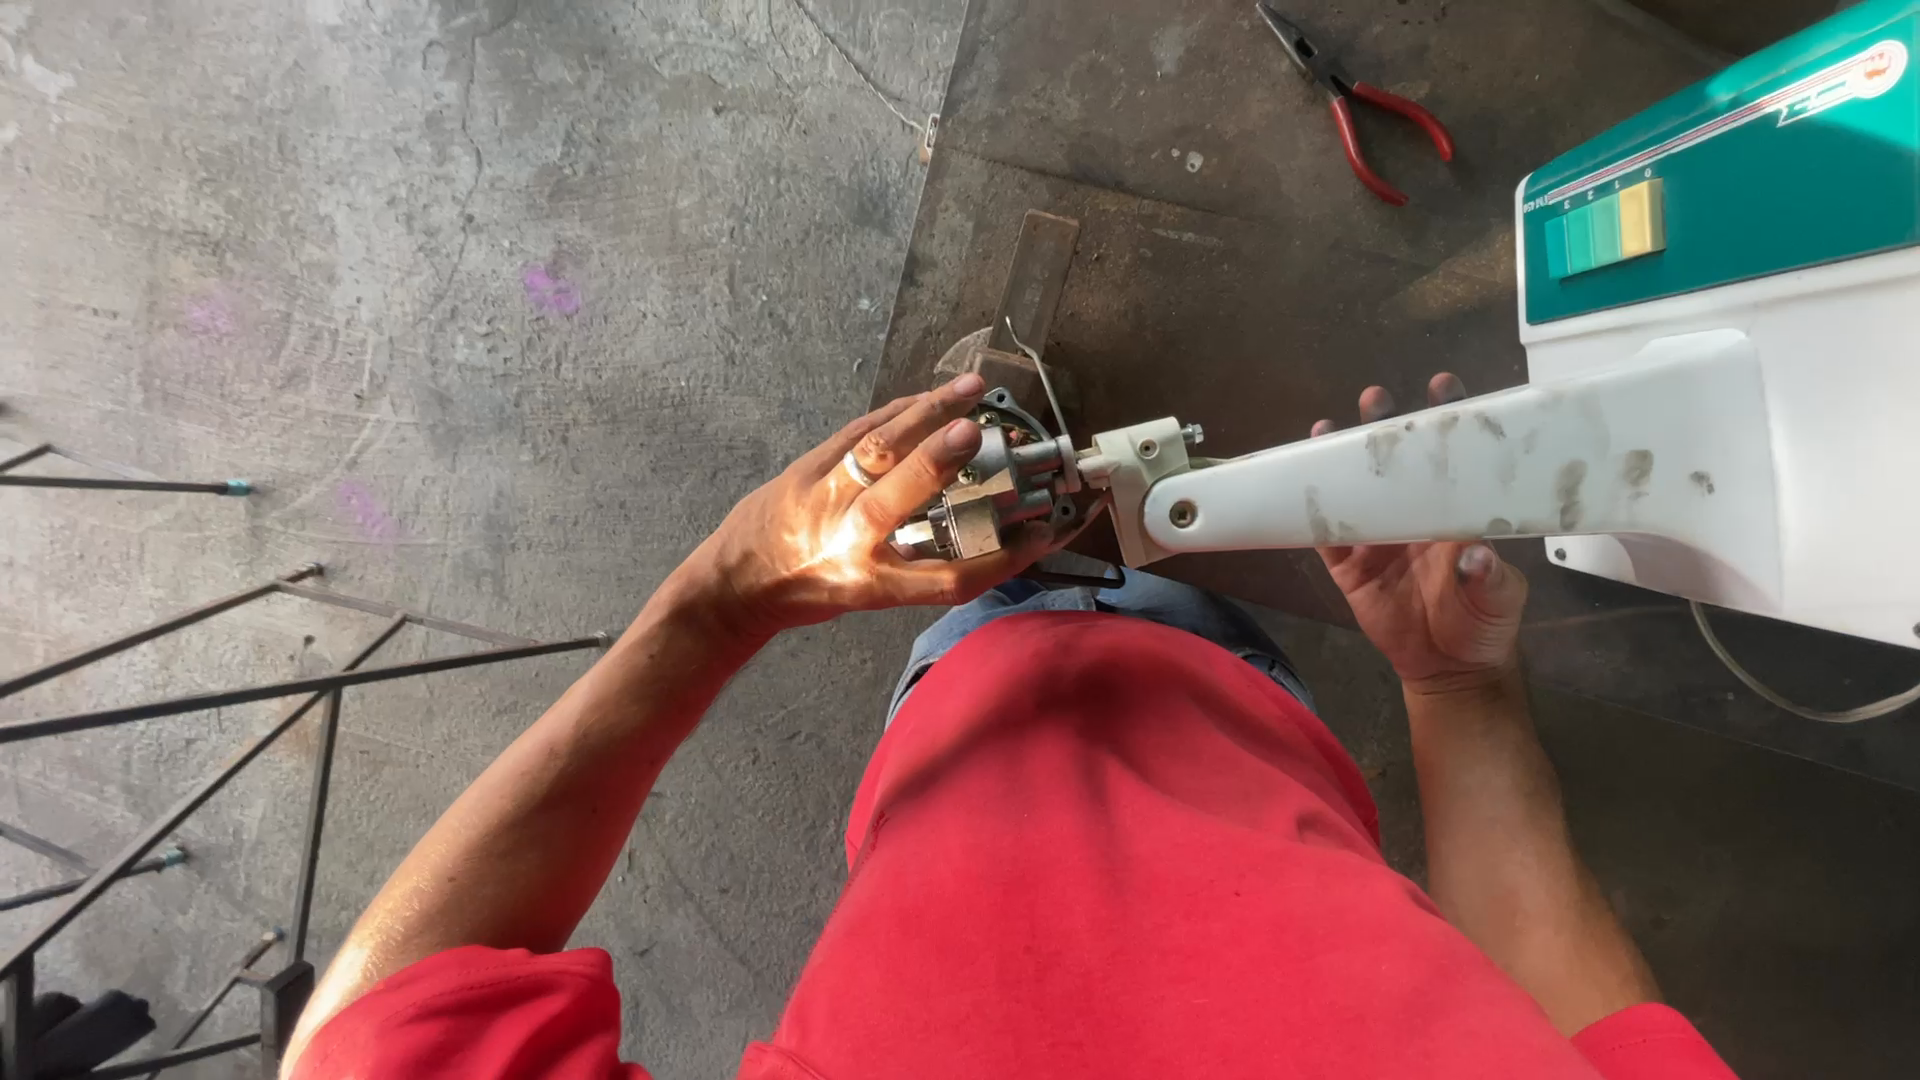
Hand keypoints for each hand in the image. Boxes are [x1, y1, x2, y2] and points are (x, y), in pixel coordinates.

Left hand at [668, 374, 1052, 642]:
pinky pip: (859, 430)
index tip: (1040, 536)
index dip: (1000, 562)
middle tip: (974, 430)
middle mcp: (846, 539)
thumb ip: (919, 569)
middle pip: (896, 496)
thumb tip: (981, 538)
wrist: (734, 583)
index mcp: (870, 583)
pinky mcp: (807, 464)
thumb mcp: (868, 598)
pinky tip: (929, 398)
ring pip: (874, 447)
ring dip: (924, 412)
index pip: (949, 579)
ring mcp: (821, 495)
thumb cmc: (809, 594)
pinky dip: (898, 411)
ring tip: (970, 388)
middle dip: (935, 460)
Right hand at [1310, 374, 1528, 694]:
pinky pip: (1322, 536)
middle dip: (1384, 428)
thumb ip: (1489, 579)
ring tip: (1325, 429)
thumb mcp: (1500, 601)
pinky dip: (1307, 515)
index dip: (1448, 422)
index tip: (1441, 389)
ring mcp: (1375, 539)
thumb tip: (1474, 555)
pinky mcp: (1346, 566)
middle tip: (1375, 400)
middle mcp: (1412, 517)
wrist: (1447, 667)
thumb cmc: (1484, 625)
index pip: (1453, 460)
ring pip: (1353, 490)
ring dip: (1338, 460)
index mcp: (1454, 515)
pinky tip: (1295, 486)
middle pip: (1395, 465)